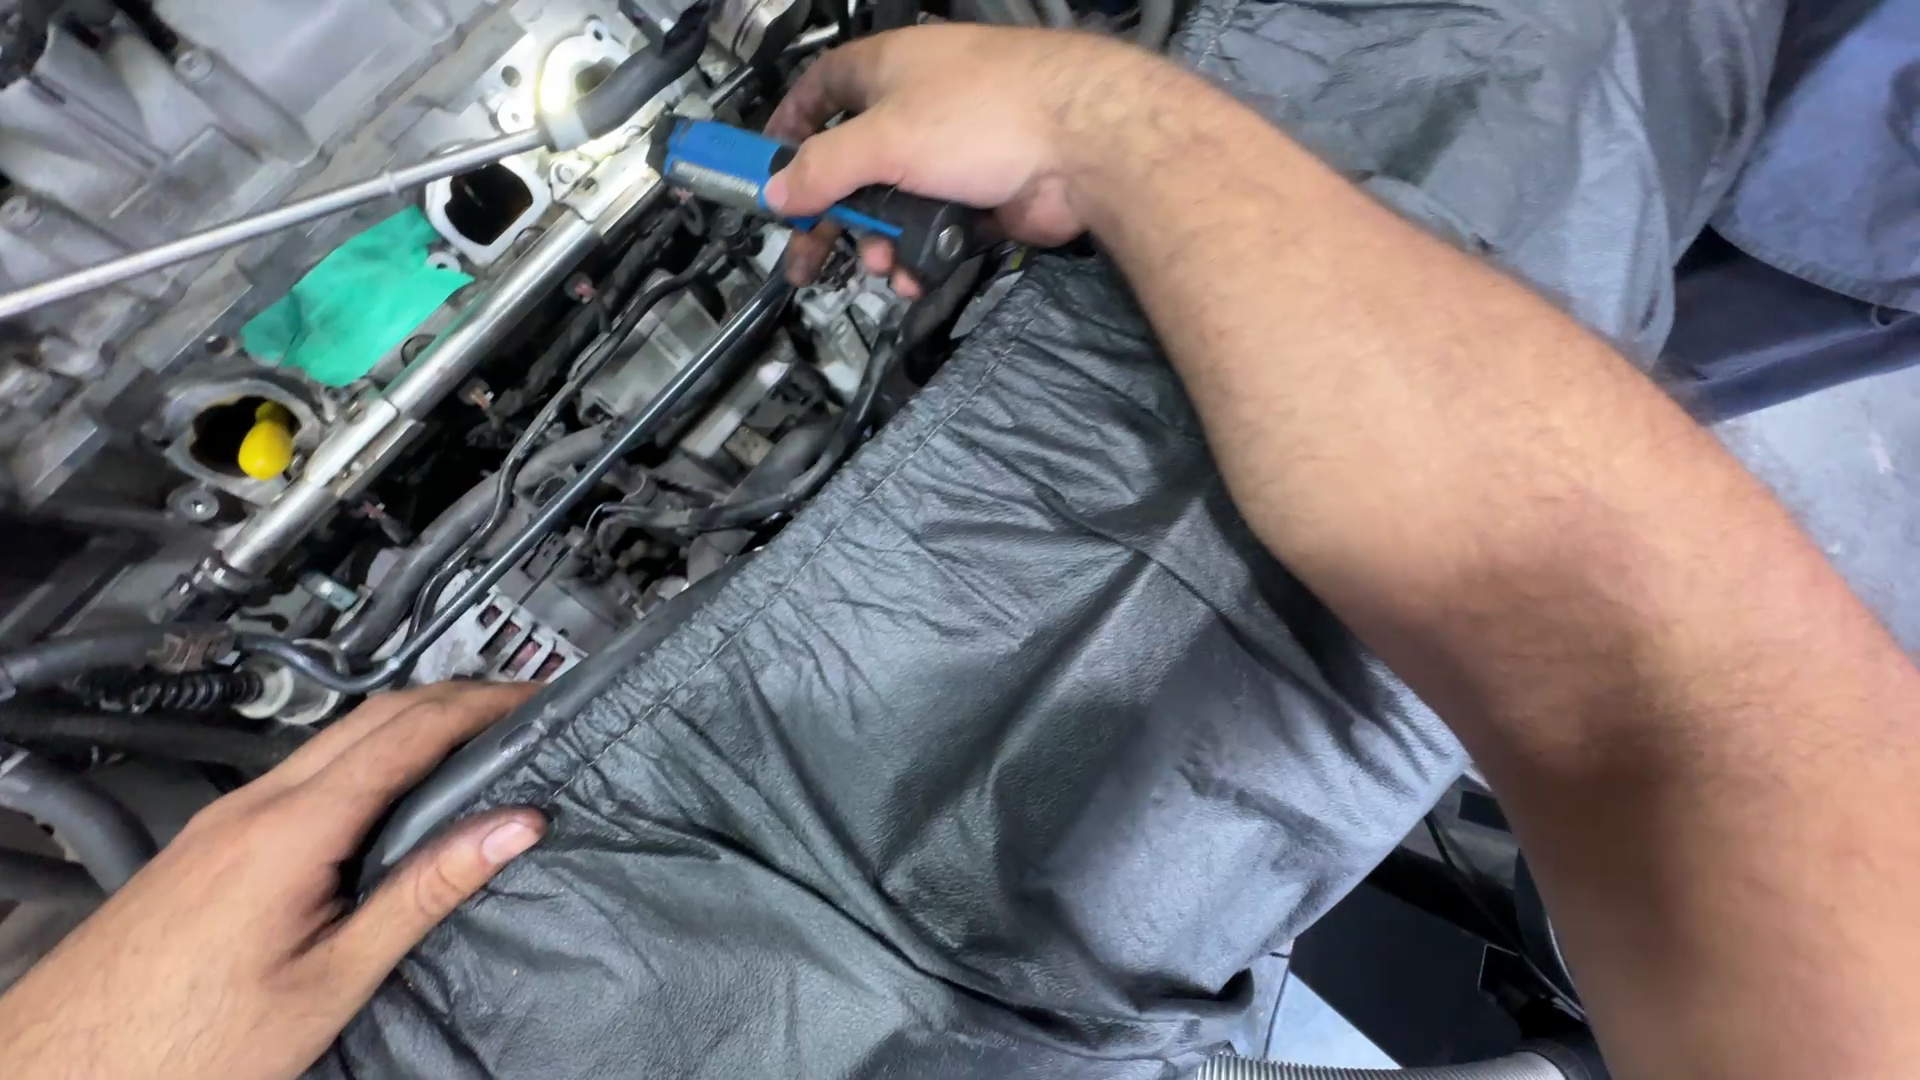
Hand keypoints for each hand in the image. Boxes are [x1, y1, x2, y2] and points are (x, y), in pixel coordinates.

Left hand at [0, 682, 544, 1079]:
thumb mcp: (331, 978)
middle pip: (379, 711)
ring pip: (344, 732)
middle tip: (522, 707)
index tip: (538, 700)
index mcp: (294, 827)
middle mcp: (257, 803)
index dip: (484, 705)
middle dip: (461, 695)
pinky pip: (316, 763)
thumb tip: (518, 825)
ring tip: (479, 734)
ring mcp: (229, 816)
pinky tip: (403, 778)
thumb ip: (428, 890)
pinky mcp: (213, 837)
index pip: (412, 731)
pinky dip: (380, 747)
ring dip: (421, 717)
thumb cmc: (183, 1048)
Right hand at [763, 25, 1161, 292]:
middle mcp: (914, 112)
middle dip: (833, 219)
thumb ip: (826, 168)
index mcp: (885, 72)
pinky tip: (916, 275)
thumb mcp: (886, 138)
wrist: (1079, 147)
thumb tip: (778, 190)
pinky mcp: (976, 200)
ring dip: (881, 245)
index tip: (768, 171)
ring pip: (895, 211)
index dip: (789, 130)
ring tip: (882, 264)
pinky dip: (920, 257)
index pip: (820, 93)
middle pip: (853, 170)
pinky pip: (932, 234)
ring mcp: (948, 159)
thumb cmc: (982, 114)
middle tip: (808, 260)